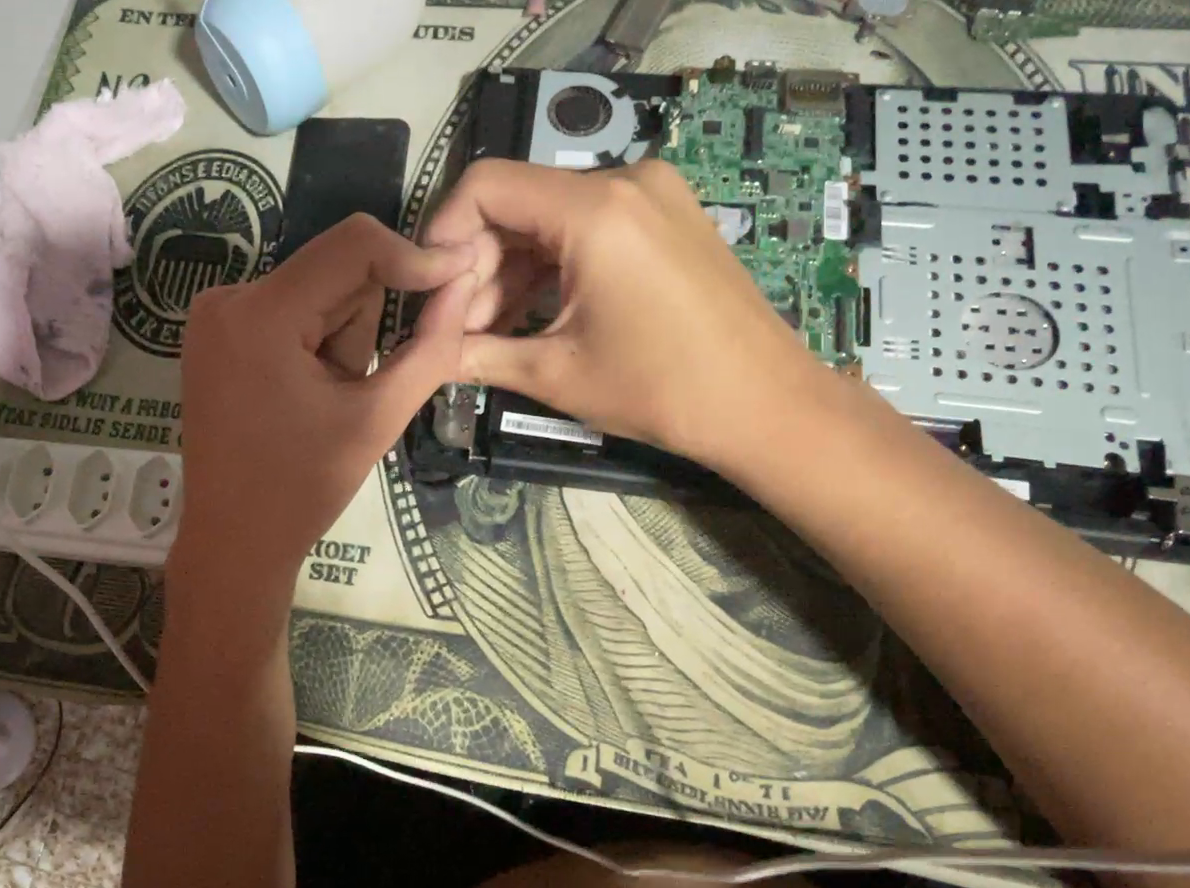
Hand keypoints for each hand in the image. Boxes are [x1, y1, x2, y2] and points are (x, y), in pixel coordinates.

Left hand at [175, 214, 476, 574]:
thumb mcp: (378, 418)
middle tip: (350, 391)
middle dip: (361, 326)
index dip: (415, 257)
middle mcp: (227, 297)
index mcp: (261, 314)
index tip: (459, 278)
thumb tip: (463, 281)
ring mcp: (212, 315)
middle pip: (334, 273)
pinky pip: (286, 312)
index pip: (355, 244)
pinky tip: (300, 396)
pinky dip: (310, 343)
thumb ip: (429, 347)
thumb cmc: (304, 488)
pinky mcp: (212, 334)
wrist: (234, 539)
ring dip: (337, 340)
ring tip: (322, 402)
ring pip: (314, 293)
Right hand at [424, 158, 818, 460]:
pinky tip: (532, 317)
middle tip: (459, 327)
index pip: (487, 186)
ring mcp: (652, 195)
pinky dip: (551, 269)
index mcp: (595, 211)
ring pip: (550, 220)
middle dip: (478, 266)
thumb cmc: (660, 389)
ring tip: (491, 334)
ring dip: (512, 273)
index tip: (430, 288)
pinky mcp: (666, 217)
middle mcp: (625, 182)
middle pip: (518, 204)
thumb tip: (425, 353)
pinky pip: (587, 229)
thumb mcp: (554, 374)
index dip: (443, 232)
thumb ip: (477, 354)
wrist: (763, 404)